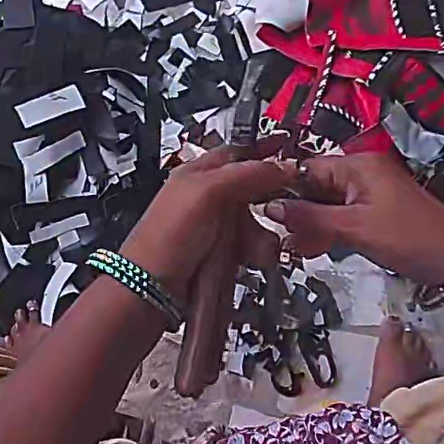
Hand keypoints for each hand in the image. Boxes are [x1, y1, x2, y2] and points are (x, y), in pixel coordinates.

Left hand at [118, 138, 296, 296]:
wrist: (152, 289)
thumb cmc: (165, 237)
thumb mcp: (208, 193)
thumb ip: (246, 173)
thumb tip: (283, 166)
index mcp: (197, 174)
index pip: (238, 154)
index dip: (265, 155)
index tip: (291, 162)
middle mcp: (205, 198)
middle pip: (252, 191)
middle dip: (267, 205)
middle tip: (275, 214)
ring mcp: (212, 227)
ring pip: (253, 222)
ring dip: (261, 235)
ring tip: (255, 248)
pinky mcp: (218, 253)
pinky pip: (248, 247)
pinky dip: (255, 253)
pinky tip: (251, 260)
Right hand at [262, 149, 443, 284]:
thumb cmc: (412, 239)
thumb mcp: (354, 228)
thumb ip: (310, 218)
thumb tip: (271, 208)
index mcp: (358, 166)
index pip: (305, 169)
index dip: (281, 188)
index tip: (259, 208)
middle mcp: (361, 173)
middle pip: (313, 187)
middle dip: (294, 211)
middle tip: (274, 234)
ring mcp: (368, 193)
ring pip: (324, 205)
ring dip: (308, 225)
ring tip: (291, 247)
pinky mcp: (373, 213)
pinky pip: (339, 217)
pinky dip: (325, 231)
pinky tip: (311, 248)